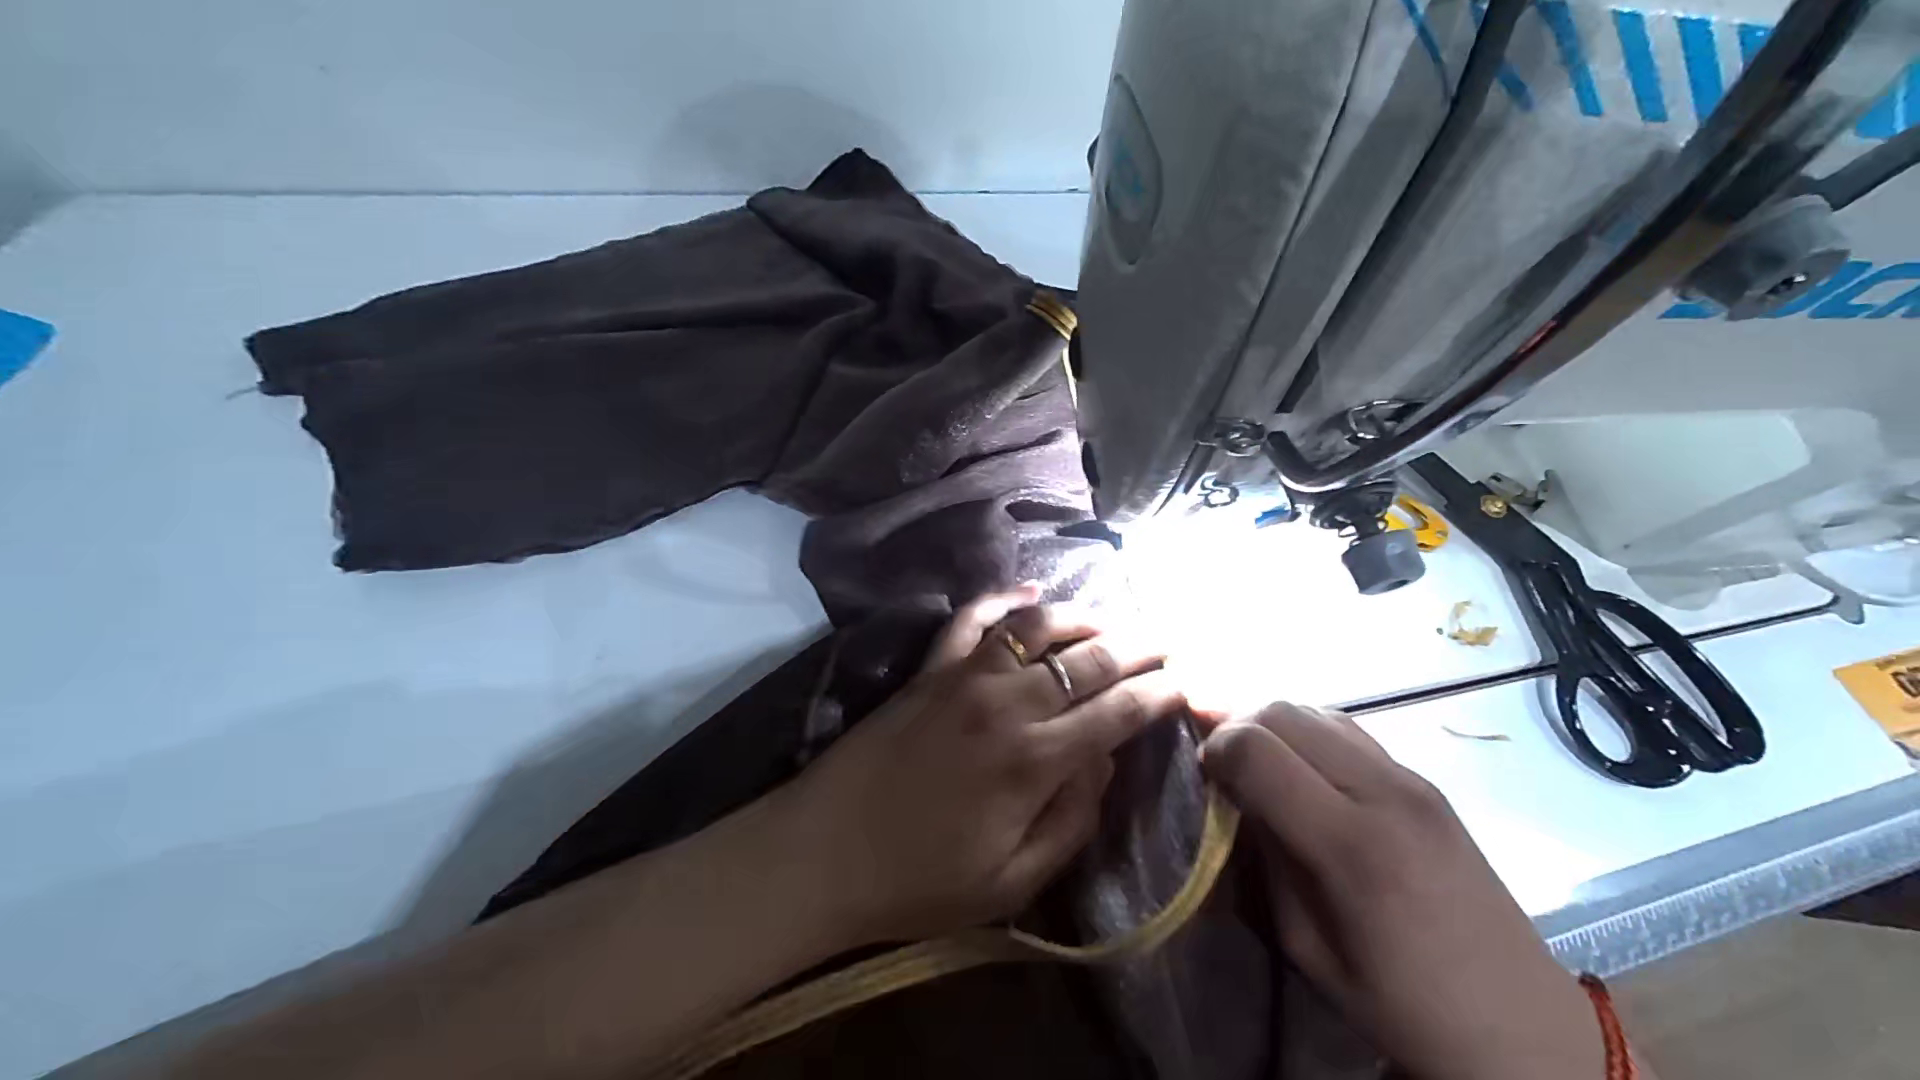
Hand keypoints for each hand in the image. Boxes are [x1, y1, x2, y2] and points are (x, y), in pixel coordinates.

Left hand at [774, 588, 1186, 945]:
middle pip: (1086, 660)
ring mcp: (962, 677)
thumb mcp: (1012, 881)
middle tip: (1164, 641)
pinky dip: (1002, 598)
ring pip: (1035, 626)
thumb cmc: (920, 880)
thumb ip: (1071, 819)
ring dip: (1080, 616)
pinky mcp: (927, 669)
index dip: (1158, 693)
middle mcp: (1005, 703)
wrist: (823, 851)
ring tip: (1110, 618)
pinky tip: (1028, 591)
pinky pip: (970, 618)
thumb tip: (1105, 762)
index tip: (1184, 683)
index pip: (1116, 712)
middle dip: (1136, 647)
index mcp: (1033, 761)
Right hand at [1201, 704, 1604, 1079]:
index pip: (1254, 749)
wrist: (1519, 1022)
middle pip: (1278, 711)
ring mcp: (1410, 778)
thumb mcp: (1303, 942)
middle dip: (1234, 727)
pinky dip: (1306, 732)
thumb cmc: (1398, 1000)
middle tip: (1222, 766)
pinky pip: (1345, 727)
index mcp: (1350, 844)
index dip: (1214, 750)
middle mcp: (1383, 792)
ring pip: (1311, 708)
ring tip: (1258, 764)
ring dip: (1270, 725)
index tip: (1205, 778)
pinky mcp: (1423, 779)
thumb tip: (1231, 795)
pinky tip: (1301, 767)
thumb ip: (1263, 855)